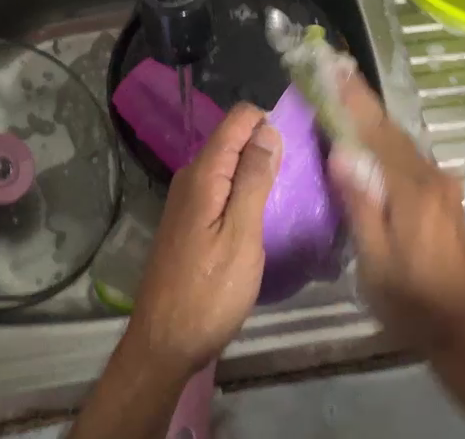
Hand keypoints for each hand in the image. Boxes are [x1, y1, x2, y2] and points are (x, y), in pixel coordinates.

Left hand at [126, 102, 280, 372]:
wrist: (164, 344)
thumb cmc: (208, 293)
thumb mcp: (241, 236)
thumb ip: (254, 180)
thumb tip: (269, 130)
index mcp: (203, 174)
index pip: (238, 119)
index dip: (269, 122)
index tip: (300, 143)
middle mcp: (191, 177)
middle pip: (233, 139)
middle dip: (266, 146)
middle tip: (301, 174)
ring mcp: (187, 199)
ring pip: (229, 164)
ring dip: (257, 171)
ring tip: (289, 193)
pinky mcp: (190, 220)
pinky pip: (221, 187)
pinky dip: (244, 192)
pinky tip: (263, 215)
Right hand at [327, 68, 464, 350]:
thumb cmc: (412, 300)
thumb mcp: (376, 260)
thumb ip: (360, 203)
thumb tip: (341, 152)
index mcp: (412, 189)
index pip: (377, 133)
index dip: (355, 100)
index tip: (337, 69)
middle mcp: (432, 178)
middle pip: (392, 133)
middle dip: (363, 104)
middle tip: (336, 76)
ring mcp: (443, 187)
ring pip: (403, 146)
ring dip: (375, 123)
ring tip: (348, 101)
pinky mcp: (445, 199)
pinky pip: (410, 161)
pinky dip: (388, 145)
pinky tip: (373, 147)